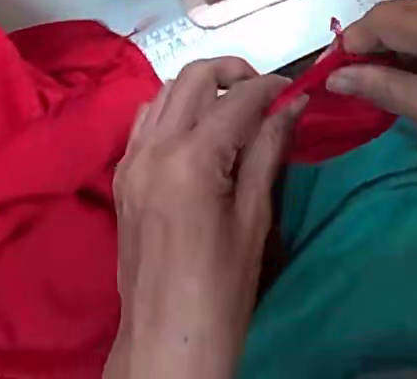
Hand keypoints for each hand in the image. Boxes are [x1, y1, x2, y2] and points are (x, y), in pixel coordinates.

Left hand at [106, 58, 305, 378]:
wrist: (165, 344)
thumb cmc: (221, 290)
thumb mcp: (255, 216)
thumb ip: (270, 148)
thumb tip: (293, 103)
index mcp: (191, 160)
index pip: (237, 98)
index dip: (271, 87)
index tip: (293, 90)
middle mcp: (155, 148)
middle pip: (195, 76)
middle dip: (234, 73)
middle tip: (264, 94)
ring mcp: (132, 158)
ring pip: (168, 89)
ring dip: (204, 88)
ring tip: (235, 110)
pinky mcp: (122, 172)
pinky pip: (147, 116)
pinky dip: (175, 108)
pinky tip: (198, 130)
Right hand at [328, 0, 416, 209]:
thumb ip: (390, 90)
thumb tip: (337, 77)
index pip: (389, 18)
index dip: (351, 43)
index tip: (325, 76)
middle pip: (399, 14)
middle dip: (367, 45)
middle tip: (343, 85)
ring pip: (414, 20)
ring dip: (388, 49)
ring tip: (368, 86)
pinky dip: (412, 51)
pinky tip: (402, 78)